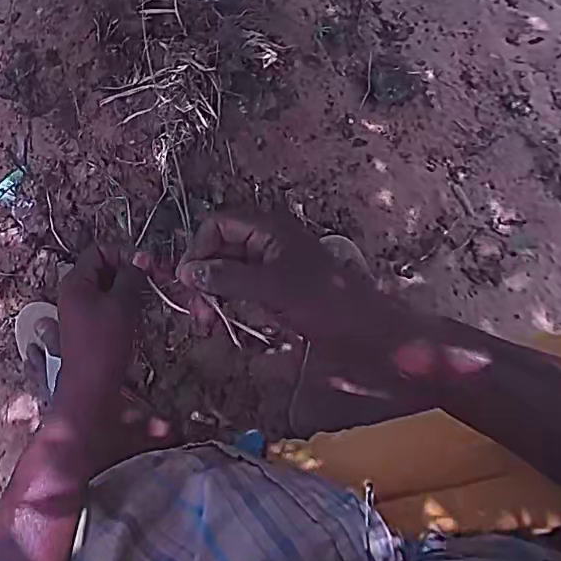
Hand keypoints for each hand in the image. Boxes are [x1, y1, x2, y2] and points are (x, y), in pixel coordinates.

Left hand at [50, 244, 146, 427]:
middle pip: (101, 268)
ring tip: (144, 301)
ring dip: (126, 290)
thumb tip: (142, 256)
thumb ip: (132, 277)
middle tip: (152, 283)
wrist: (90, 390)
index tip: (147, 267)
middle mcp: (72, 292)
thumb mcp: (122, 304)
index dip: (123, 254)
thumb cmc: (104, 343)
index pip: (98, 251)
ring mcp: (77, 310)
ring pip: (105, 288)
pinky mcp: (85, 327)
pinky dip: (121, 306)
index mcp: (75, 281)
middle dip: (127, 272)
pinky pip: (104, 305)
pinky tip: (135, 317)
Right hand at [175, 210, 435, 361]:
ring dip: (210, 293)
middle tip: (198, 310)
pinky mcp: (273, 285)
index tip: (190, 281)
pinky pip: (238, 286)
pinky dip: (226, 301)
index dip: (198, 250)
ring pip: (224, 269)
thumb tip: (188, 272)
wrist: (372, 335)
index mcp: (268, 228)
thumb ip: (227, 278)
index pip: (216, 226)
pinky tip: (224, 320)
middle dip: (202, 276)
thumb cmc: (326, 303)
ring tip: (209, 321)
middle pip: (216, 247)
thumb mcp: (273, 287)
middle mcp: (265, 239)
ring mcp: (269, 263)